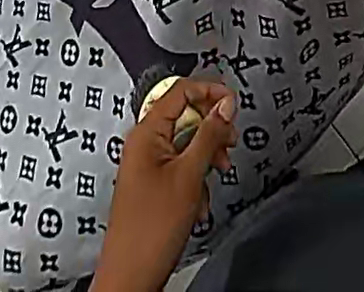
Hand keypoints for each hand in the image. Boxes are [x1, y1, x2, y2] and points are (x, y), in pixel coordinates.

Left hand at [91, 80, 236, 291]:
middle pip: (187, 114)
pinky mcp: (154, 181)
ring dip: (208, 153)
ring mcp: (148, 162)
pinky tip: (202, 196)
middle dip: (212, 126)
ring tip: (220, 169)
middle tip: (230, 140)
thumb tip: (226, 104)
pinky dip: (197, 173)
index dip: (210, 91)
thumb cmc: (152, 230)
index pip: (182, 90)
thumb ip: (210, 133)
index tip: (233, 103)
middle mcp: (145, 142)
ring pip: (188, 140)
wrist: (130, 280)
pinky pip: (182, 162)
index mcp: (147, 133)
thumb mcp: (190, 174)